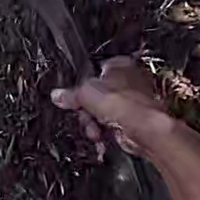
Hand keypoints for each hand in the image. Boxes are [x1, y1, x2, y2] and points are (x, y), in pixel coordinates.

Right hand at [50, 56, 176, 158]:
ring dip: (92, 124)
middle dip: (85, 110)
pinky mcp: (131, 122)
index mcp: (118, 65)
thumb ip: (69, 95)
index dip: (81, 85)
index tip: (72, 96)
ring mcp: (130, 102)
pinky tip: (102, 135)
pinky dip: (103, 132)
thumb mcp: (85, 93)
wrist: (142, 128)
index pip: (93, 72)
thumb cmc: (123, 103)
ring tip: (94, 128)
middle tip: (83, 114)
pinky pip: (109, 126)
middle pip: (95, 96)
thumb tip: (57, 95)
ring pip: (100, 113)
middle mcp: (127, 82)